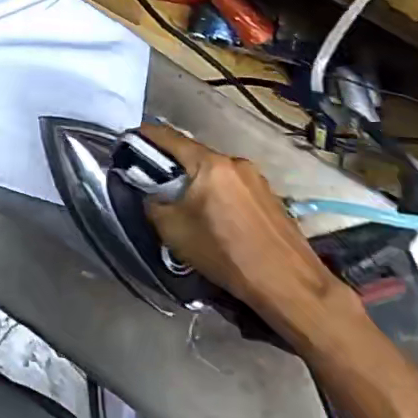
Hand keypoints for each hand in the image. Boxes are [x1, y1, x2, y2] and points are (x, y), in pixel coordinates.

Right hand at [135, 124, 338, 314]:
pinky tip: (217, 221)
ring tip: (188, 208)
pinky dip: (219, 196)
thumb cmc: (226, 254)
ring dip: (198, 183)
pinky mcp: (270, 197)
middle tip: (156, 184)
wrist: (287, 282)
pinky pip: (234, 187)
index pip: (170, 139)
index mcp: (211, 164)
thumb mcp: (175, 232)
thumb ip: (155, 205)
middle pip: (195, 156)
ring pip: (216, 173)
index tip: (131, 138)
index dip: (147, 136)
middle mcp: (236, 162)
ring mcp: (257, 178)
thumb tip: (152, 195)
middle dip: (173, 167)